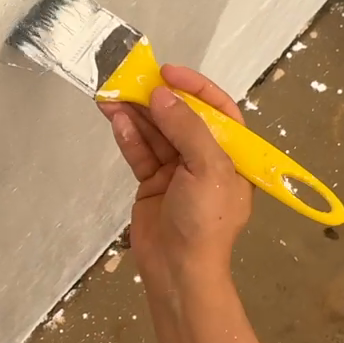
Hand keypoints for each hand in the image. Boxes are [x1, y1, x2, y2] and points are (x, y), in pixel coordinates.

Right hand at [98, 64, 252, 286]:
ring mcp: (177, 171)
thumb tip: (161, 95)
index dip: (194, 87)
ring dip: (136, 113)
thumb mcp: (207, 169)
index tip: (167, 71)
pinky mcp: (151, 184)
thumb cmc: (206, 220)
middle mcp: (205, 158)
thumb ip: (186, 128)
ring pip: (156, 133)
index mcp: (232, 154)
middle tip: (129, 78)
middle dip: (156, 98)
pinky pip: (140, 153)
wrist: (180, 271)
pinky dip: (129, 136)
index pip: (217, 109)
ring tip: (111, 93)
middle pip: (180, 118)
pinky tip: (115, 119)